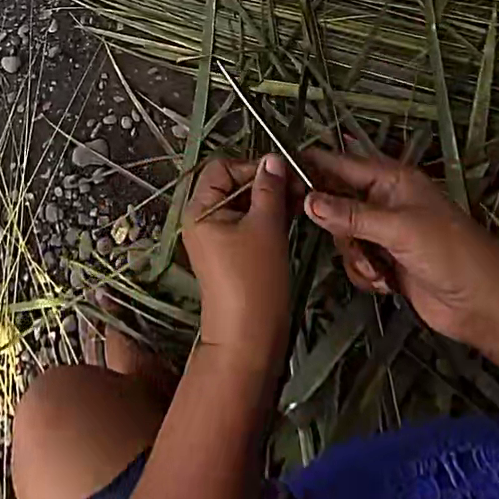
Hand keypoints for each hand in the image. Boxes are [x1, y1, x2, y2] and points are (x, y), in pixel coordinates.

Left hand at [182, 154, 297, 363]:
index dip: (253, 166)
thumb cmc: (254, 282)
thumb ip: (270, 190)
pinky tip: (291, 217)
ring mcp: (215, 236)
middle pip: (231, 184)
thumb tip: (274, 160)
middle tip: (298, 187)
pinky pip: (246, 223)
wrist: (249, 339)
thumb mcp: (266, 228)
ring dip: (269, 199)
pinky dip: (267, 217)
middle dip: (264, 182)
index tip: (285, 174)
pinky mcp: (230, 252)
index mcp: (199, 207)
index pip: (222, 168)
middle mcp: (201, 217)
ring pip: (242, 204)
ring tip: (300, 201)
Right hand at [301, 147, 498, 350]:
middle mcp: (383, 201)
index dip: (308, 167)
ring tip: (375, 267)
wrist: (492, 311)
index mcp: (391, 179)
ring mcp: (383, 231)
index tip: (278, 174)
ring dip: (351, 253)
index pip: (338, 164)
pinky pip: (352, 258)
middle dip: (332, 221)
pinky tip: (383, 281)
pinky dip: (362, 271)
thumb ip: (350, 215)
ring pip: (340, 233)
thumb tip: (307, 201)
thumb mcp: (400, 229)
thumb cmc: (455, 257)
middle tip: (329, 233)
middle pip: (333, 199)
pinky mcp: (384, 259)